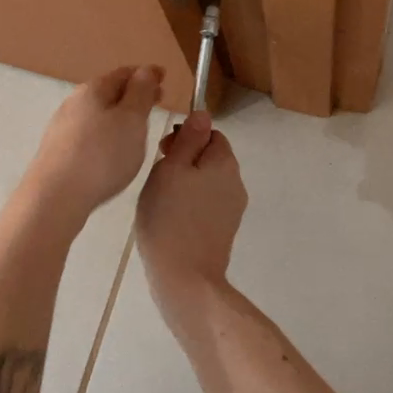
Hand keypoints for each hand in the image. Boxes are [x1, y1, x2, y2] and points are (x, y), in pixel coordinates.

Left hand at [16, 65, 163, 236]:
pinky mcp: (58, 150)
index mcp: (93, 89)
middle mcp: (74, 102)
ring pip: (98, 112)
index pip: (124, 73)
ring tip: (138, 126)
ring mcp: (63, 127)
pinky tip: (112, 147)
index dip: (146, 74)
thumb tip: (146, 70)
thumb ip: (141, 93)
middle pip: (109, 91)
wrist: (55, 197)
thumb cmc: (102, 154)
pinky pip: (89, 132)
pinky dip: (106, 132)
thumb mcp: (132, 120)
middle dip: (134, 94)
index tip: (164, 78)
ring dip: (119, 114)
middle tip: (156, 101)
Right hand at [136, 111, 246, 302]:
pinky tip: (170, 220)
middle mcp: (236, 183)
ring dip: (186, 183)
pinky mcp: (224, 231)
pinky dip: (190, 205)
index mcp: (225, 163)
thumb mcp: (171, 169)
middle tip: (157, 176)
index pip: (211, 134)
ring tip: (160, 200)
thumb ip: (188, 140)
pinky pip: (206, 206)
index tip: (163, 151)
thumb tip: (203, 114)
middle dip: (185, 161)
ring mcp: (232, 210)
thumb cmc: (170, 217)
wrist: (184, 277)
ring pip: (207, 183)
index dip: (186, 137)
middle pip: (211, 158)